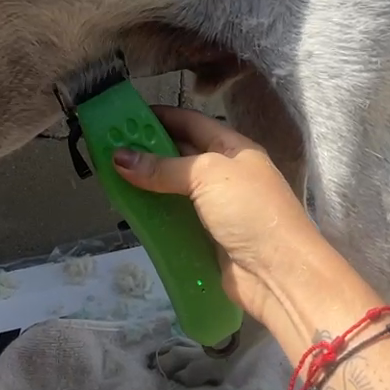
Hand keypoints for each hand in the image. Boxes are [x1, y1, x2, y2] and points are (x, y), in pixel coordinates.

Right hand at [111, 106, 333, 327]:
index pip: (191, 122)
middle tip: (109, 146)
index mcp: (233, 148)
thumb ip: (162, 167)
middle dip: (147, 150)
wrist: (281, 275)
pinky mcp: (207, 238)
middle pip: (180, 155)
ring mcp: (216, 208)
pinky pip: (174, 219)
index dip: (161, 116)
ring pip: (174, 189)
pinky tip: (129, 212)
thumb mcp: (206, 176)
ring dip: (146, 184)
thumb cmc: (250, 211)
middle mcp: (225, 174)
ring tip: (111, 178)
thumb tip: (119, 158)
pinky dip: (153, 214)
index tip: (126, 115)